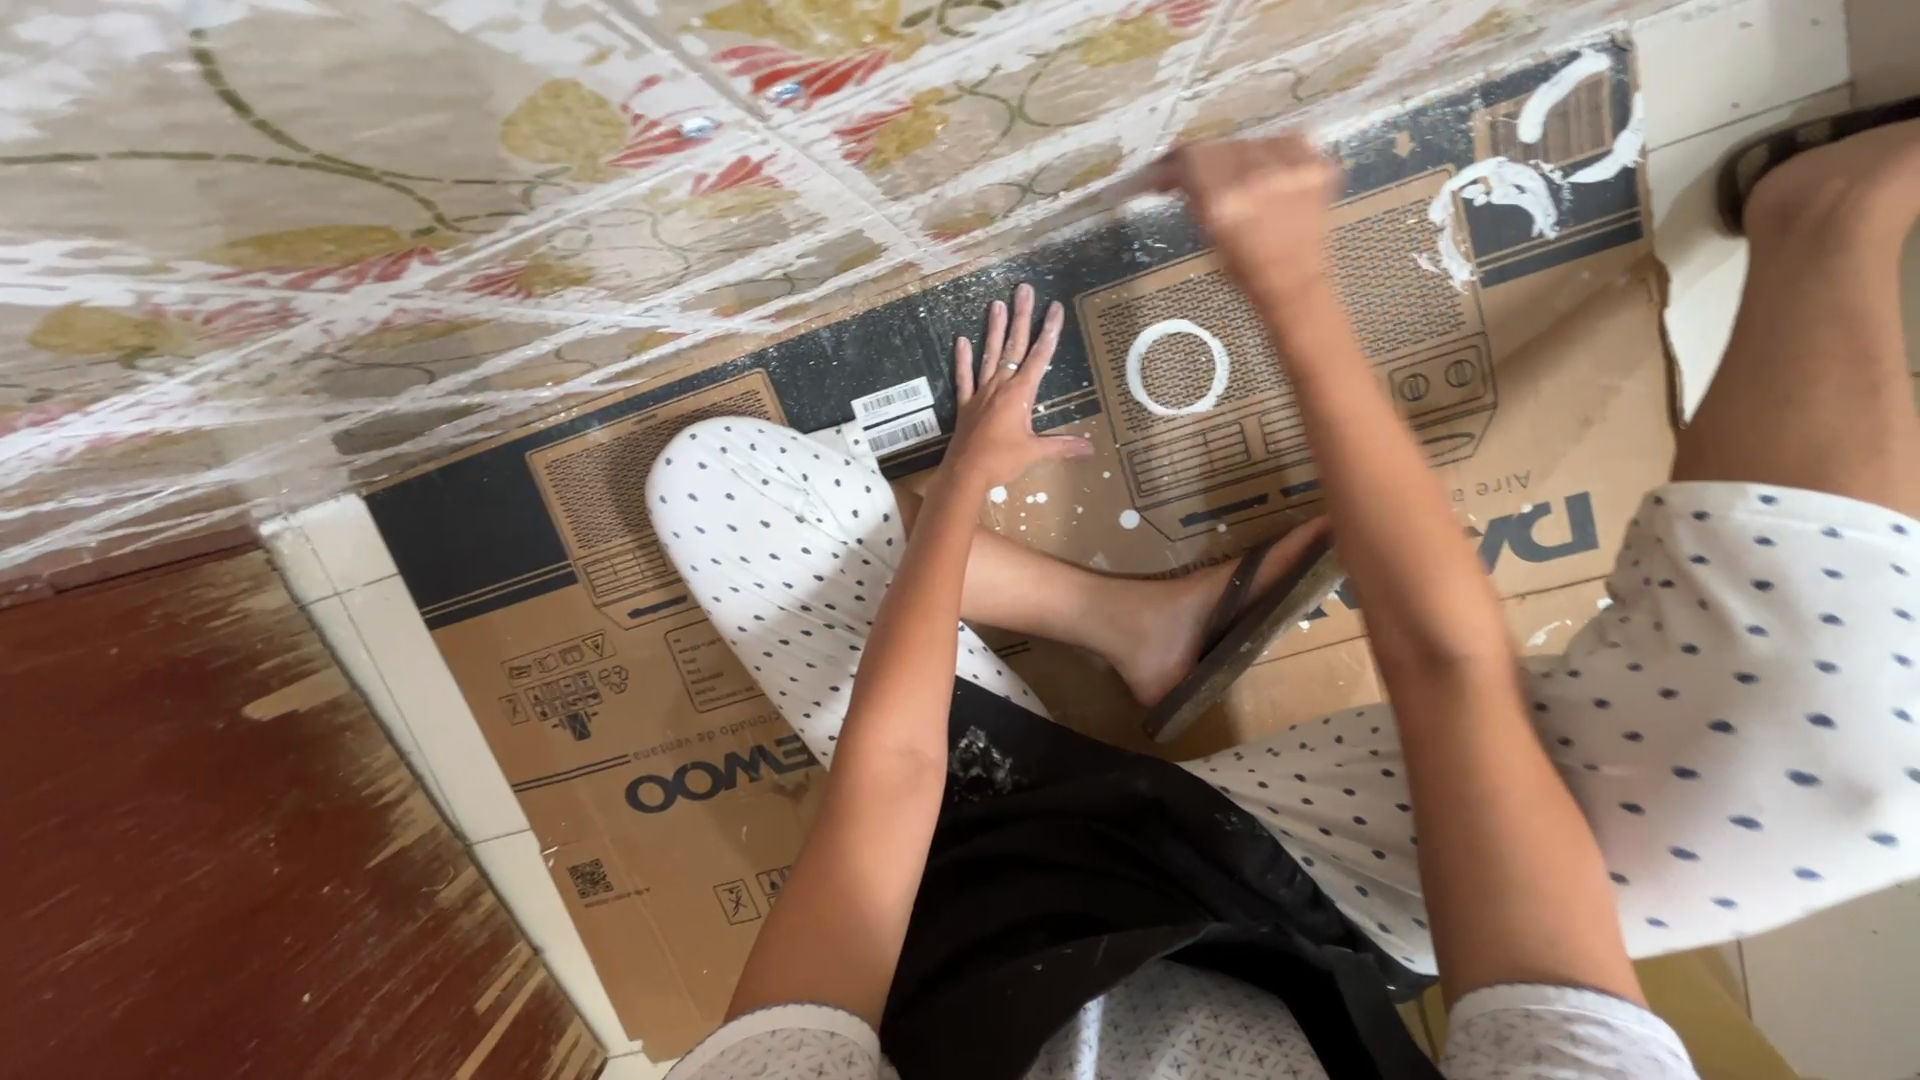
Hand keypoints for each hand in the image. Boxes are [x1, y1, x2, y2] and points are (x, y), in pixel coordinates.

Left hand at [945, 283, 1092, 491]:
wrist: (965, 473)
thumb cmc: (1001, 462)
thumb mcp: (1035, 453)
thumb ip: (1062, 446)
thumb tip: (1090, 448)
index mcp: (1019, 394)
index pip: (1039, 356)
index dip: (1049, 331)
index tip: (1055, 307)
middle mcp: (1000, 386)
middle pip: (1013, 346)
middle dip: (1021, 317)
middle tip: (1024, 289)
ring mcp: (981, 394)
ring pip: (989, 355)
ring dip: (993, 329)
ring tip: (996, 303)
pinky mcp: (966, 405)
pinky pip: (964, 378)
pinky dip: (963, 360)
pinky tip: (961, 340)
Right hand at [1151, 135, 1340, 303]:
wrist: (1295, 283)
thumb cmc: (1244, 270)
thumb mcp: (1207, 235)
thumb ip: (1194, 197)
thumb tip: (1177, 173)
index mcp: (1223, 201)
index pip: (1190, 156)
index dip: (1171, 161)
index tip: (1163, 169)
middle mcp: (1255, 176)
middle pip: (1217, 145)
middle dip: (1202, 159)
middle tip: (1195, 173)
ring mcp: (1291, 166)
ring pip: (1248, 141)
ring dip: (1235, 156)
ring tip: (1235, 178)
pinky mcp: (1316, 163)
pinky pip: (1283, 141)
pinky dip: (1270, 153)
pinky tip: (1267, 173)